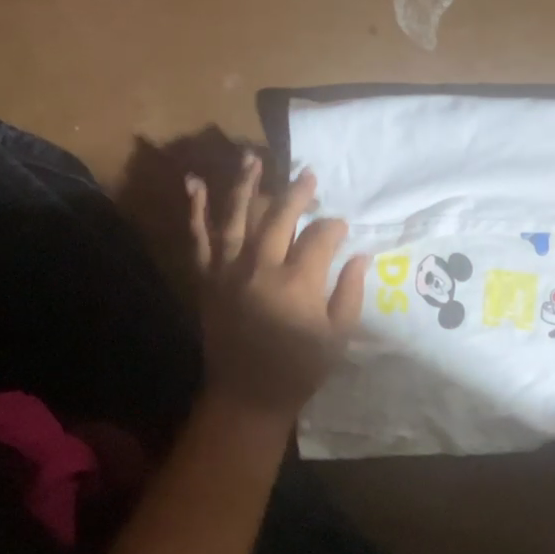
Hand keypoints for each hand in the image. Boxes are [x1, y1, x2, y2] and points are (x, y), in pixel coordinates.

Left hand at [185, 155, 366, 420]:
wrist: (248, 395)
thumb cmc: (299, 370)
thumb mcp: (338, 338)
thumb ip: (350, 294)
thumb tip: (359, 258)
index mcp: (299, 282)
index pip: (320, 237)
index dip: (334, 227)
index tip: (342, 227)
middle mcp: (262, 266)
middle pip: (280, 216)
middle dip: (296, 192)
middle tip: (308, 174)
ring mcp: (230, 270)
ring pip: (237, 216)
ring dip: (246, 184)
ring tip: (253, 158)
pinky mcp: (207, 279)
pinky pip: (199, 238)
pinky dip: (196, 210)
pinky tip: (195, 184)